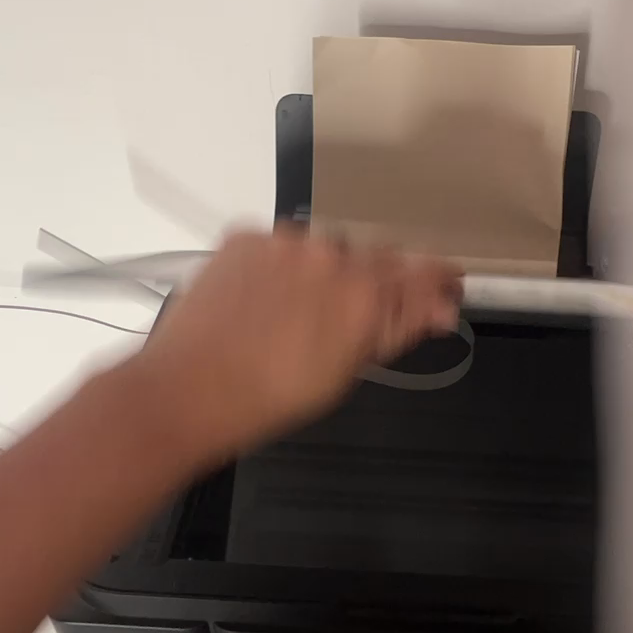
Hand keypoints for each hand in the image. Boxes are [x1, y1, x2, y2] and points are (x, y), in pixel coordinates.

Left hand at [130, 227, 461, 457]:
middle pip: (374, 257)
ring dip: (322, 272)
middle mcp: (330, 256)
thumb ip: (397, 329)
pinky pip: (282, 244)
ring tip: (293, 314)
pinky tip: (265, 300)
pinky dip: (281, 266)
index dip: (438, 280)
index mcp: (363, 295)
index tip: (444, 285)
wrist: (188, 389)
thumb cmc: (266, 396)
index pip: (423, 272)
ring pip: (325, 248)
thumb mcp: (346, 372)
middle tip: (349, 317)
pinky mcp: (248, 236)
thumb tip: (438, 309)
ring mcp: (285, 242)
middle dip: (372, 282)